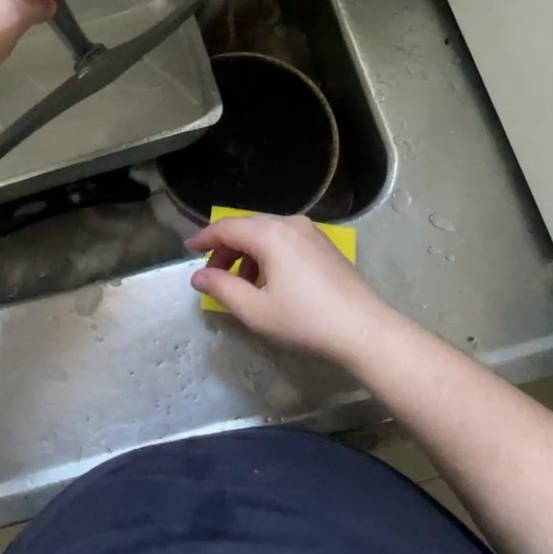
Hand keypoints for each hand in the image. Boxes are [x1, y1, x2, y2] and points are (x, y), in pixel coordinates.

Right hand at [186, 214, 399, 368]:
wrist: (364, 329)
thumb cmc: (305, 320)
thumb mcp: (256, 310)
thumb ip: (222, 288)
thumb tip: (198, 276)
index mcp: (270, 234)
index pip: (227, 227)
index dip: (204, 238)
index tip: (188, 249)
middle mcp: (290, 224)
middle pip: (247, 228)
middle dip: (225, 249)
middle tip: (212, 275)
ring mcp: (311, 233)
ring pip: (267, 234)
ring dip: (247, 254)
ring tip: (240, 285)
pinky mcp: (324, 245)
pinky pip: (285, 241)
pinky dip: (268, 255)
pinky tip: (268, 282)